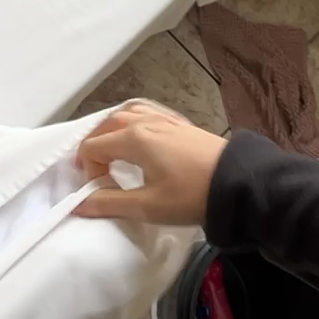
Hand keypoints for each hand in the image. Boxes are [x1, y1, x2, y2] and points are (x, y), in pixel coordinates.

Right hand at [73, 102, 227, 225]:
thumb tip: (77, 204)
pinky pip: (145, 113)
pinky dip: (131, 122)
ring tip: (112, 152)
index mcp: (133, 139)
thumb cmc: (191, 195)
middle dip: (94, 148)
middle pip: (105, 126)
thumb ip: (109, 203)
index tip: (97, 190)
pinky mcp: (180, 124)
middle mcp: (144, 122)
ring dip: (111, 132)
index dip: (87, 169)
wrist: (241, 183)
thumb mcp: (148, 206)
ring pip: (125, 115)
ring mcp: (164, 119)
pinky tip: (140, 137)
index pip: (93, 147)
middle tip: (96, 172)